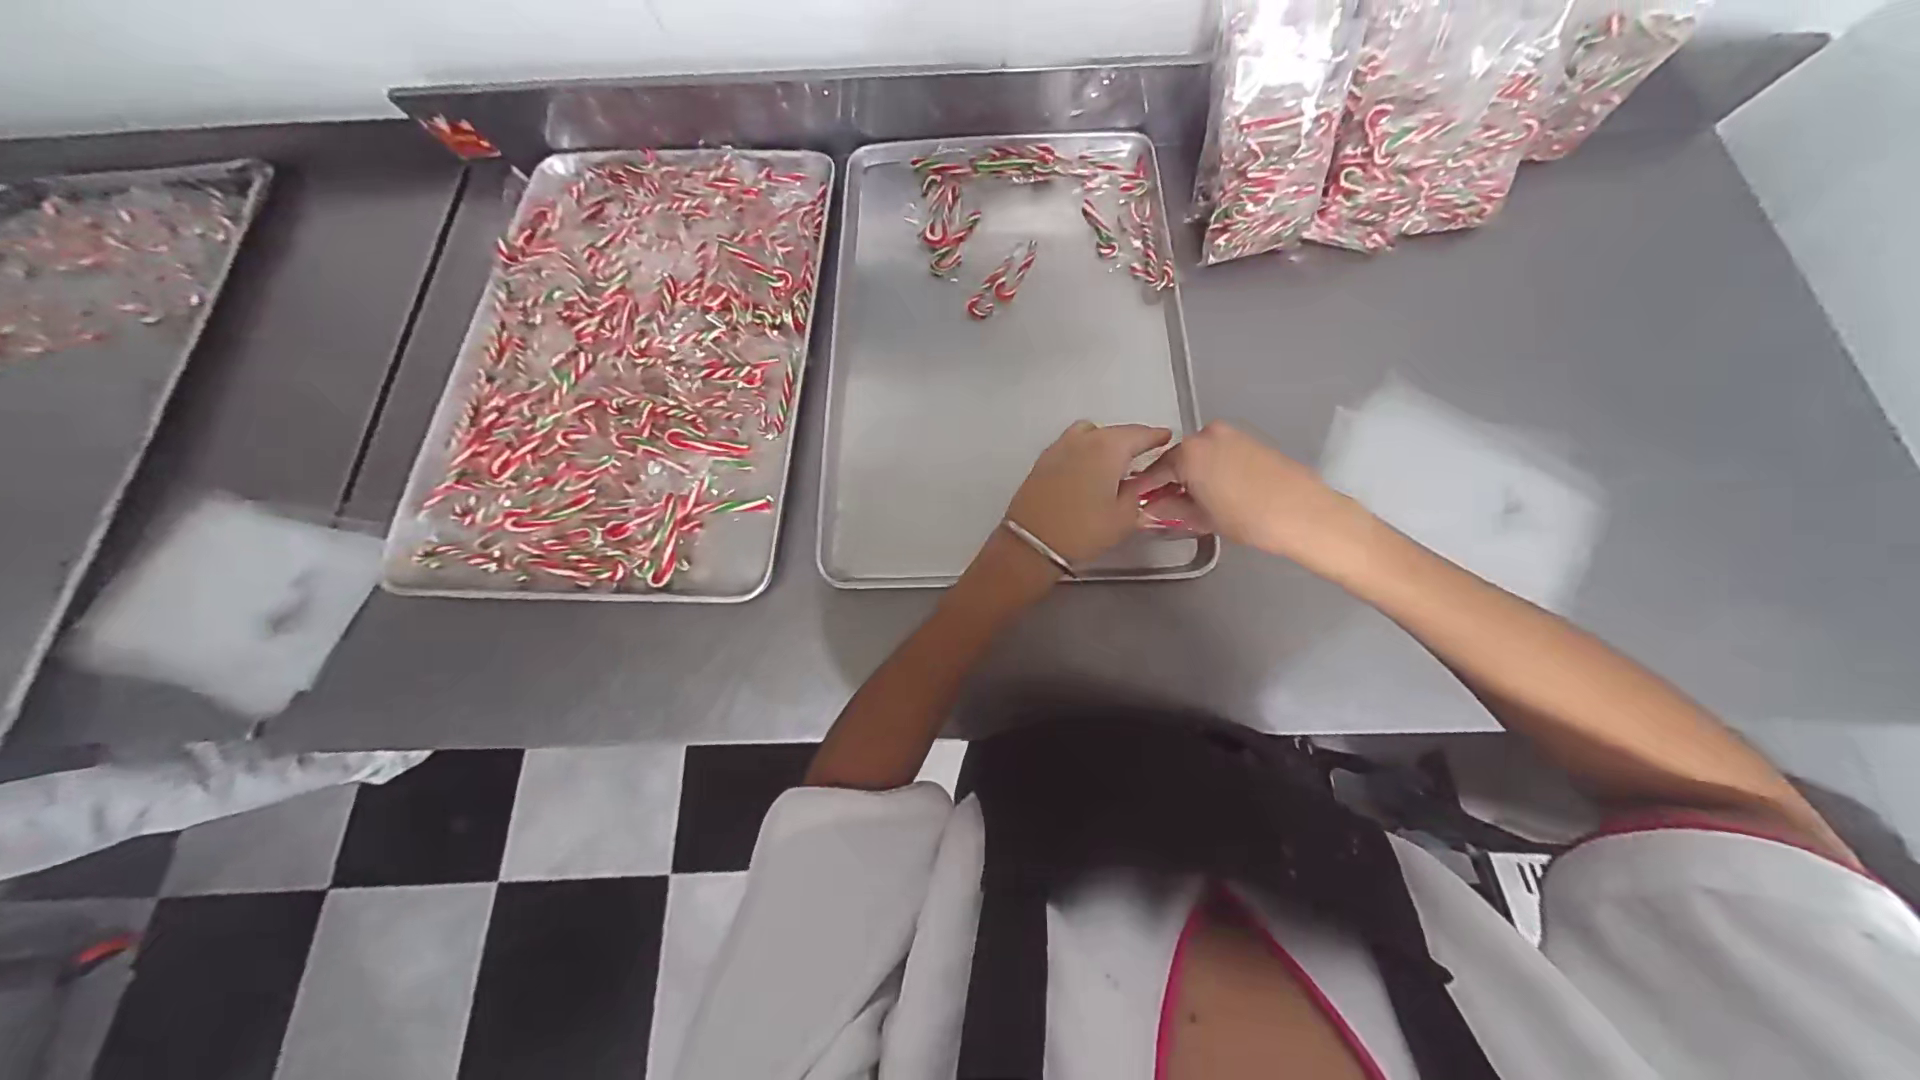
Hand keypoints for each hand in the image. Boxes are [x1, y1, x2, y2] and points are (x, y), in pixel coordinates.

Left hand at [1004, 421, 1172, 564]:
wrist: (1032, 543)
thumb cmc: (1082, 531)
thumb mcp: (1124, 518)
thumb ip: (1138, 494)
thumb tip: (1138, 484)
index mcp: (1109, 448)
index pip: (1140, 434)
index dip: (1156, 437)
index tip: (1165, 438)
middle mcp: (1084, 440)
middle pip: (1115, 432)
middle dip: (1131, 440)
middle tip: (1144, 452)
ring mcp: (1060, 447)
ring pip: (1090, 434)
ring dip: (1105, 441)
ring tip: (1114, 461)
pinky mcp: (1043, 460)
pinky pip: (1071, 445)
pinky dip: (1085, 450)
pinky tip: (1088, 469)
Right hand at [1124, 421, 1369, 565]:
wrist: (1304, 514)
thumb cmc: (1252, 517)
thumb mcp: (1202, 518)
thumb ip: (1172, 509)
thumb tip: (1155, 508)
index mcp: (1189, 451)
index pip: (1155, 470)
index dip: (1146, 489)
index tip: (1141, 502)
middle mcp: (1208, 435)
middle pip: (1178, 459)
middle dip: (1171, 481)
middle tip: (1167, 506)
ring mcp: (1233, 436)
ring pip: (1200, 456)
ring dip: (1193, 476)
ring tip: (1196, 504)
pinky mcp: (1252, 442)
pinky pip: (1220, 454)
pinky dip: (1213, 470)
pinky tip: (1218, 494)